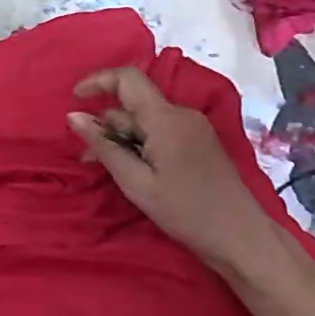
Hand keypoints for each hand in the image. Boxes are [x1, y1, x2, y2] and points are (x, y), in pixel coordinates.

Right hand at [68, 67, 276, 270]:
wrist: (241, 237)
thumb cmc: (186, 212)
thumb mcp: (136, 183)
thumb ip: (104, 147)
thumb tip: (74, 117)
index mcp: (165, 118)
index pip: (127, 78)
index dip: (98, 81)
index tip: (75, 97)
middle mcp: (181, 113)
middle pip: (134, 104)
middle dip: (106, 123)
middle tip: (87, 156)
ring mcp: (193, 126)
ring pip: (145, 119)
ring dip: (122, 137)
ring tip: (106, 168)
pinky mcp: (199, 140)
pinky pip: (160, 130)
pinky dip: (141, 143)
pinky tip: (133, 168)